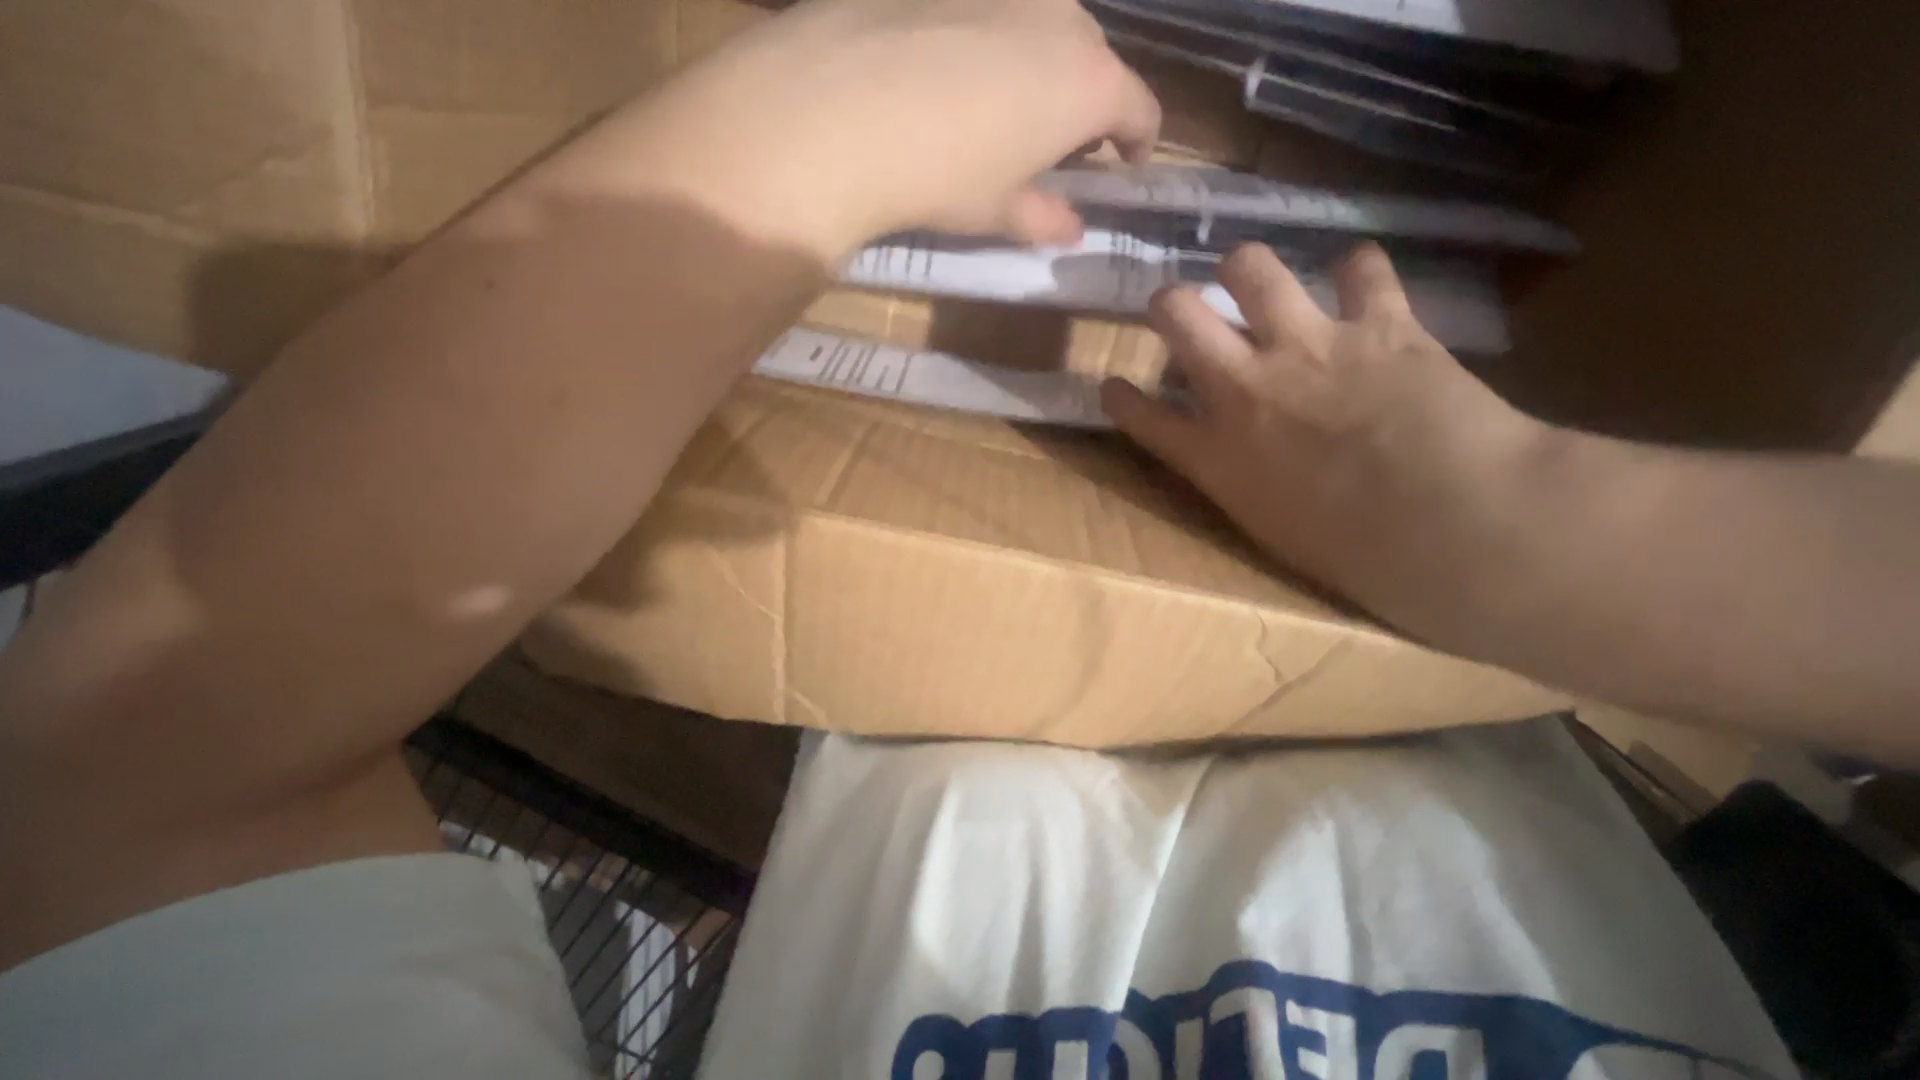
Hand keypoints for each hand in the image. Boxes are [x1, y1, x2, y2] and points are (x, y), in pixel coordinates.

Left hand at [624, 0, 1160, 251]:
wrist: (834, 112)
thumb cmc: (940, 176)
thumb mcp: (996, 211)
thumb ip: (1042, 217)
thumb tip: (1069, 227)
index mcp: (1089, 82)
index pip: (1140, 110)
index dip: (1136, 142)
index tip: (1121, 163)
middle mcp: (1058, 18)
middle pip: (1092, 60)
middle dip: (1081, 101)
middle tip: (1050, 143)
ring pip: (1037, 27)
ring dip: (1031, 66)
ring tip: (992, 109)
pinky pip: (980, 13)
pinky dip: (977, 43)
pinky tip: (937, 79)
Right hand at [1101, 244, 1553, 640]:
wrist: (1452, 525)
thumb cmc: (1360, 558)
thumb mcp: (1274, 532)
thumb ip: (1245, 484)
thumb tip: (1247, 465)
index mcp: (1217, 456)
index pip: (1142, 415)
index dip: (1121, 396)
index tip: (1115, 386)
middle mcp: (1246, 388)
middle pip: (1177, 316)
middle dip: (1169, 304)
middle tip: (1180, 309)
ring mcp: (1309, 347)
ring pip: (1251, 267)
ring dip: (1248, 268)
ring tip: (1255, 277)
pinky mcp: (1379, 325)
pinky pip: (1361, 269)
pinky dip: (1359, 272)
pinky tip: (1361, 280)